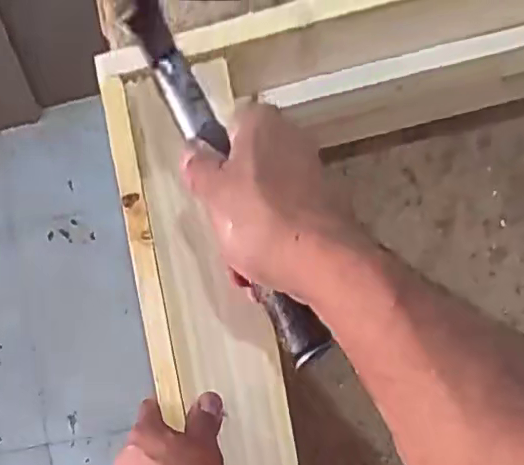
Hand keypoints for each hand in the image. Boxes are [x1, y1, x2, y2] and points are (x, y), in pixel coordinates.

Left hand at [115, 394, 226, 464]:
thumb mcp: (205, 452)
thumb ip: (204, 423)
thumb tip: (207, 397)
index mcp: (144, 431)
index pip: (152, 407)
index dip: (170, 410)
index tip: (188, 420)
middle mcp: (127, 451)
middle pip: (149, 437)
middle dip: (169, 442)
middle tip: (196, 454)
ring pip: (147, 463)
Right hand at [182, 103, 373, 301]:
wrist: (324, 266)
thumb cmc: (261, 222)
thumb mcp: (214, 195)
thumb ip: (199, 170)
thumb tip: (193, 153)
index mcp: (264, 124)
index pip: (229, 131)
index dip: (215, 165)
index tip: (209, 196)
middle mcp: (295, 145)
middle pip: (249, 181)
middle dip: (234, 219)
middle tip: (228, 246)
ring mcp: (317, 185)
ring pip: (269, 214)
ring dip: (254, 246)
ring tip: (248, 276)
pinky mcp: (330, 222)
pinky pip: (292, 236)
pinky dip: (280, 257)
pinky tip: (271, 281)